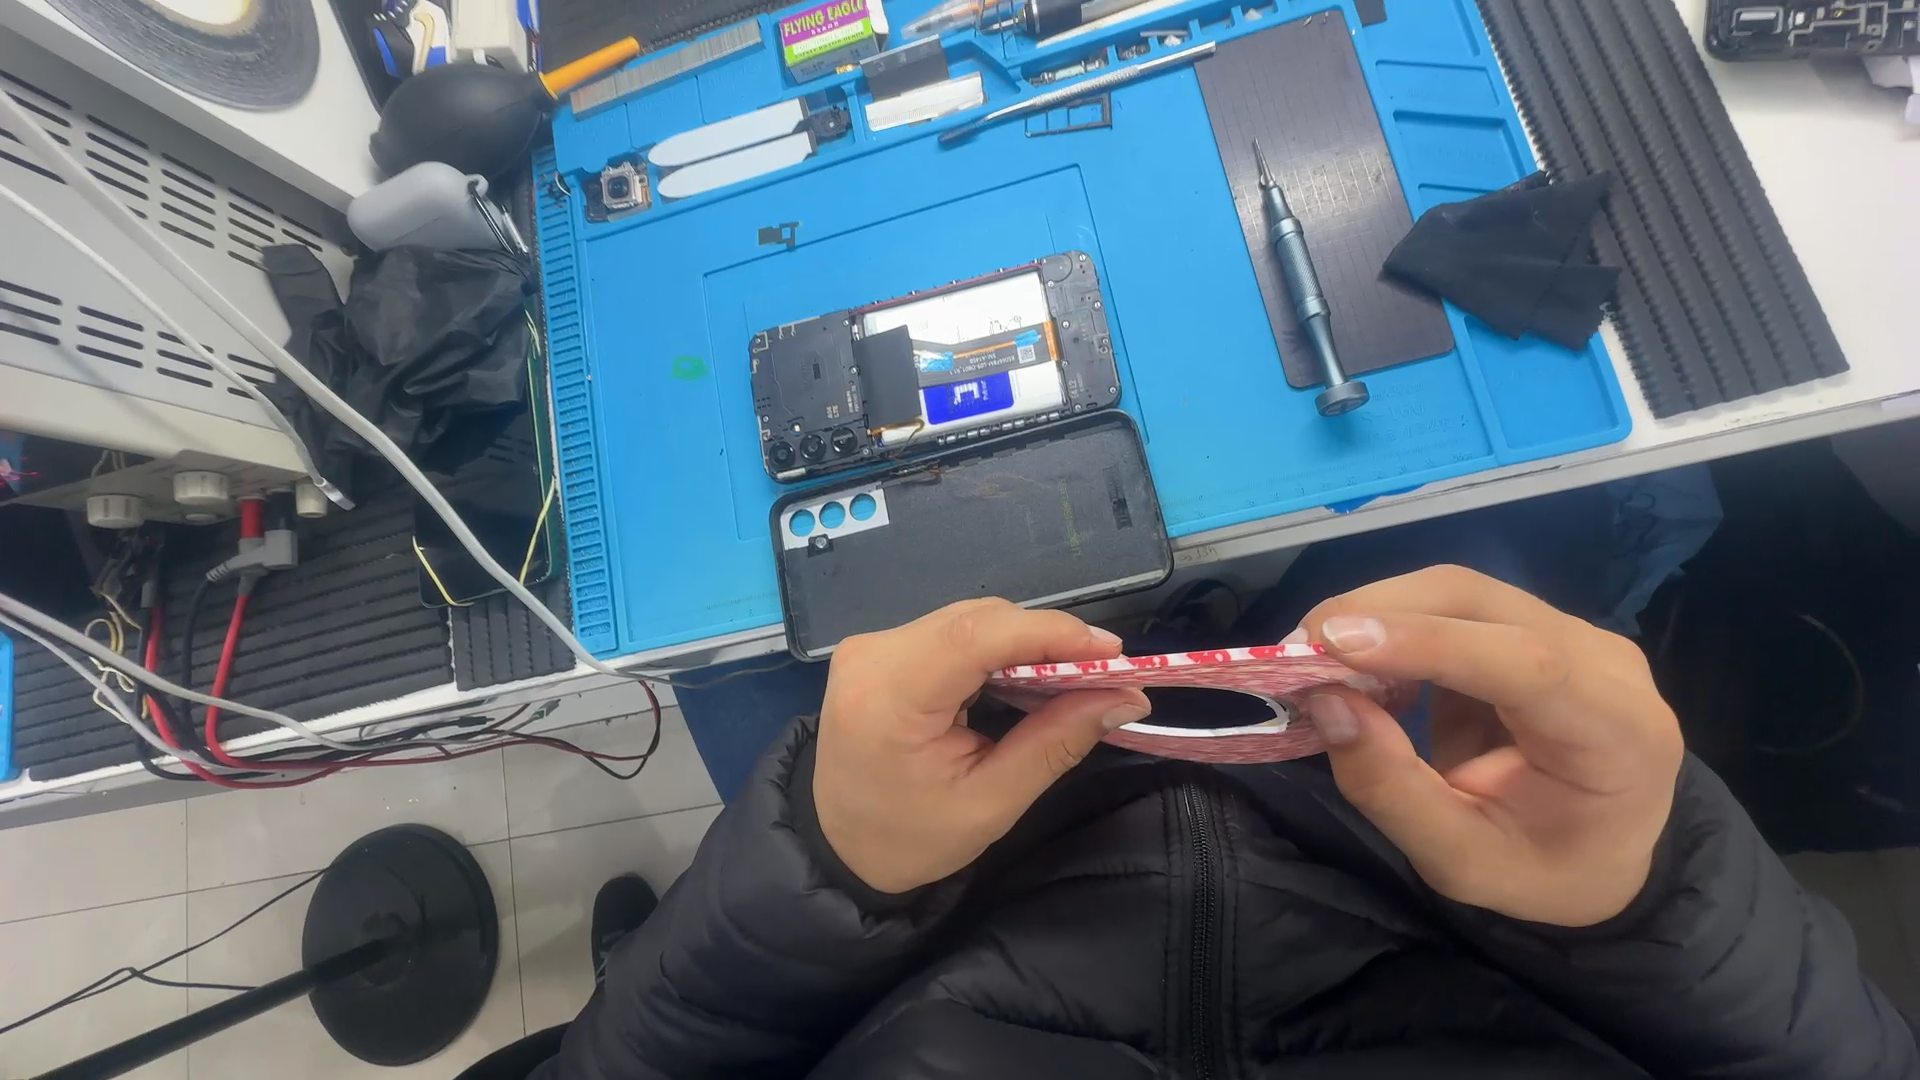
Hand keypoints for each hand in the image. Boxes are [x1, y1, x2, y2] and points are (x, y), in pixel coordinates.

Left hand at [813, 599, 1151, 894]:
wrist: (837, 846)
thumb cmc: (909, 838)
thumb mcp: (989, 805)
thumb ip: (1054, 745)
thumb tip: (1122, 699)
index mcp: (888, 696)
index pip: (975, 637)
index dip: (1048, 632)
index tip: (1111, 651)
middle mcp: (873, 653)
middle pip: (975, 620)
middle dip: (1045, 637)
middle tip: (1102, 669)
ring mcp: (871, 645)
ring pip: (967, 619)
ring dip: (1023, 640)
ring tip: (1072, 672)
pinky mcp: (879, 647)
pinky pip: (951, 630)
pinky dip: (996, 646)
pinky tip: (1025, 671)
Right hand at [1299, 565, 1683, 926]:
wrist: (1596, 850)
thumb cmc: (1539, 866)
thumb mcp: (1460, 859)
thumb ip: (1392, 790)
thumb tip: (1326, 701)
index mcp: (1618, 735)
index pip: (1529, 665)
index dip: (1426, 644)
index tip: (1331, 643)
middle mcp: (1602, 661)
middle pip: (1476, 602)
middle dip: (1374, 612)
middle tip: (1295, 648)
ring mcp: (1565, 630)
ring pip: (1451, 589)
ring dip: (1369, 610)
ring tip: (1311, 653)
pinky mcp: (1523, 623)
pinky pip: (1440, 602)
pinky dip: (1380, 619)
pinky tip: (1348, 655)